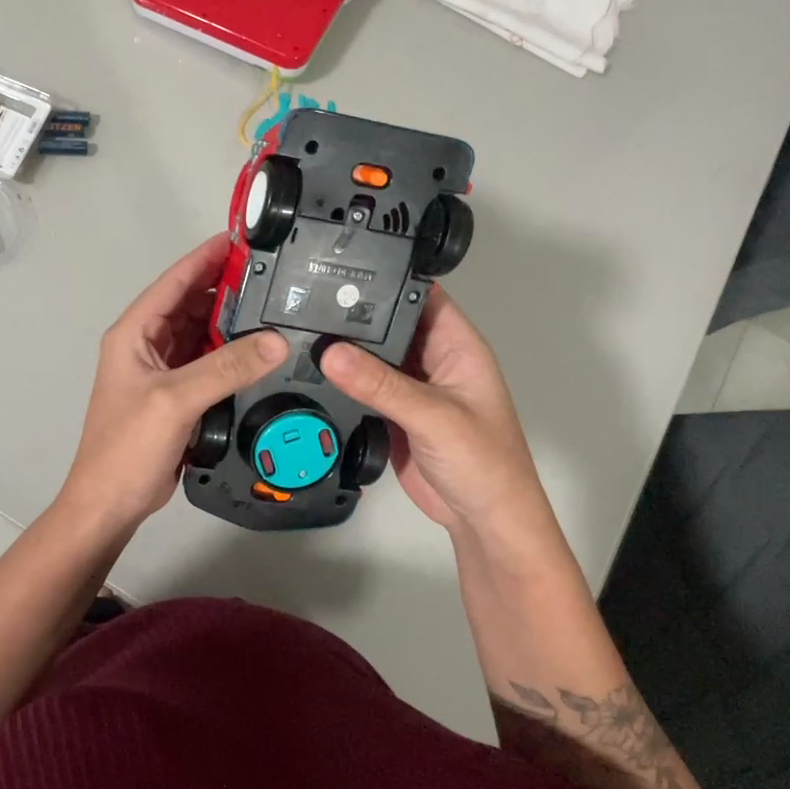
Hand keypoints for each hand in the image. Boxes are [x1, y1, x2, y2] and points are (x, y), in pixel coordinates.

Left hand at [59, 234, 287, 532]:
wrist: (109, 502)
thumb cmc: (128, 447)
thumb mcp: (176, 400)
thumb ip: (226, 367)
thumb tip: (277, 341)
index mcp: (134, 334)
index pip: (174, 282)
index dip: (207, 257)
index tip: (244, 237)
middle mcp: (146, 345)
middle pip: (191, 305)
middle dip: (228, 289)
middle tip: (275, 275)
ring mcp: (161, 372)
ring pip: (202, 334)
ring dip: (233, 323)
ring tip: (276, 307)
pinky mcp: (176, 397)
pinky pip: (208, 363)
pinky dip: (232, 355)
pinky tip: (261, 352)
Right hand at [318, 287, 547, 537]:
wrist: (481, 519)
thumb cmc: (486, 464)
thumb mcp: (433, 417)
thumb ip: (381, 385)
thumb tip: (334, 353)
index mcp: (457, 346)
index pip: (420, 296)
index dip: (388, 280)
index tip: (345, 269)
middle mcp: (432, 361)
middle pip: (388, 324)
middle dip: (354, 316)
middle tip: (308, 302)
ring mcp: (411, 388)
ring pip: (371, 358)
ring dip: (345, 353)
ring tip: (303, 336)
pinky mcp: (392, 414)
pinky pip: (362, 389)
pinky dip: (341, 384)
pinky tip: (314, 377)